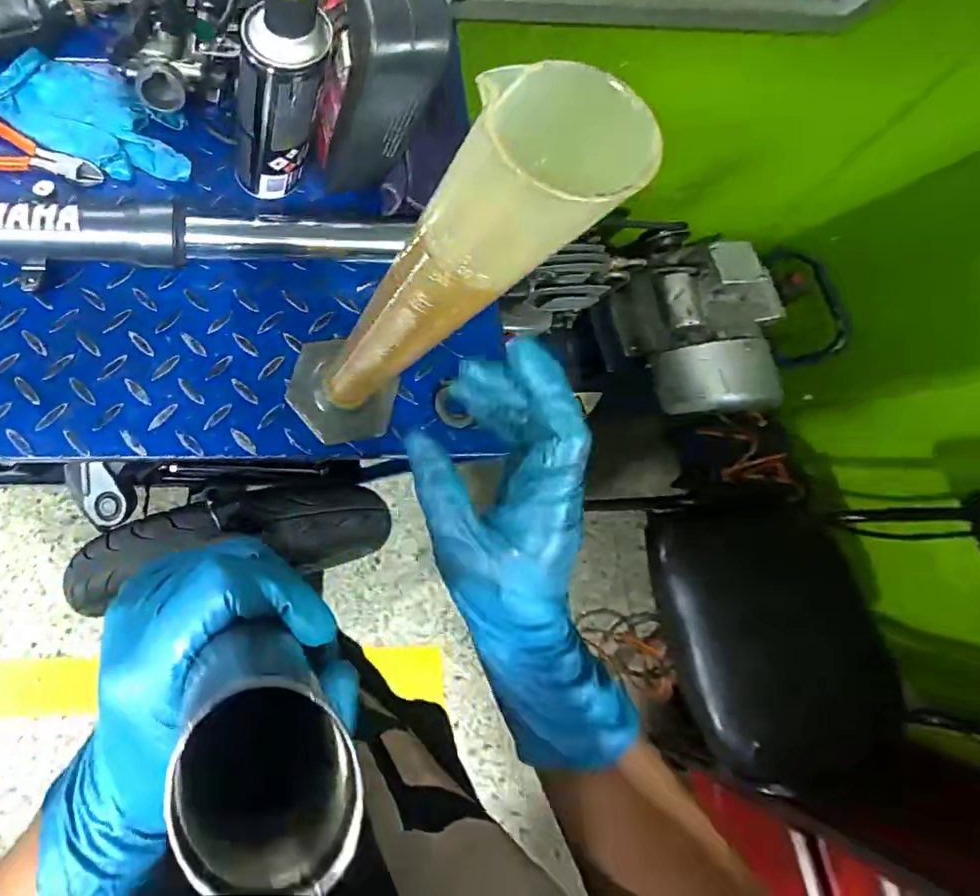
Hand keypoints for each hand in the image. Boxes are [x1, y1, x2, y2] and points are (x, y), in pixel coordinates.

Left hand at [37, 538, 358, 895]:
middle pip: (221, 559)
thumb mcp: (236, 765)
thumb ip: (301, 723)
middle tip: (311, 631)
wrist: (117, 781)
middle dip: (281, 586)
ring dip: (264, 580)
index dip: (279, 592)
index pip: (218, 583)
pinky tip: (260, 613)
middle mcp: (135, 614)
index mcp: (149, 657)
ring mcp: (134, 597)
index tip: (317, 630)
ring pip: (214, 553)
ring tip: (290, 624)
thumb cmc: (172, 781)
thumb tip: (340, 671)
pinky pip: (202, 561)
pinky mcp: (140, 593)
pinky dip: (243, 579)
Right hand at [404, 338, 636, 770]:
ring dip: (502, 402)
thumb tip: (417, 436)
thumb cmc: (493, 590)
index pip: (562, 431)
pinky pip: (520, 444)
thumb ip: (438, 486)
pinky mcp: (531, 490)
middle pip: (545, 422)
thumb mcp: (456, 540)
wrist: (519, 626)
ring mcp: (545, 486)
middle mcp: (555, 484)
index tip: (518, 354)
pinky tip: (470, 413)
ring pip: (533, 430)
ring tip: (461, 383)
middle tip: (466, 368)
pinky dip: (497, 422)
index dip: (545, 388)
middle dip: (511, 388)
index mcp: (548, 496)